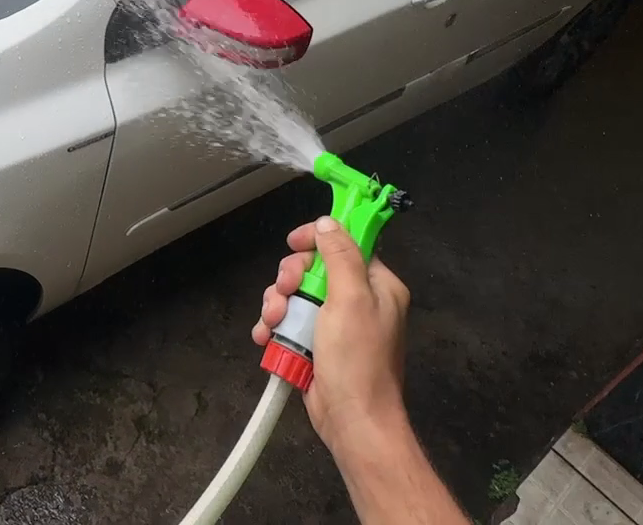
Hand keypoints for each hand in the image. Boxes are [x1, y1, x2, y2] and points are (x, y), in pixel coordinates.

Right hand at [252, 217, 411, 449]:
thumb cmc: (357, 359)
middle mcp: (358, 299)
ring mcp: (335, 323)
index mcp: (377, 285)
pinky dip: (274, 325)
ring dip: (276, 304)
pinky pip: (289, 320)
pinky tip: (266, 336)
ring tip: (272, 322)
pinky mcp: (315, 343)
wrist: (352, 422)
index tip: (293, 242)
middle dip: (290, 278)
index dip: (317, 238)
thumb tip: (328, 222)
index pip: (345, 243)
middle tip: (284, 293)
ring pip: (295, 293)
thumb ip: (339, 256)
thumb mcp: (350, 299)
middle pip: (312, 267)